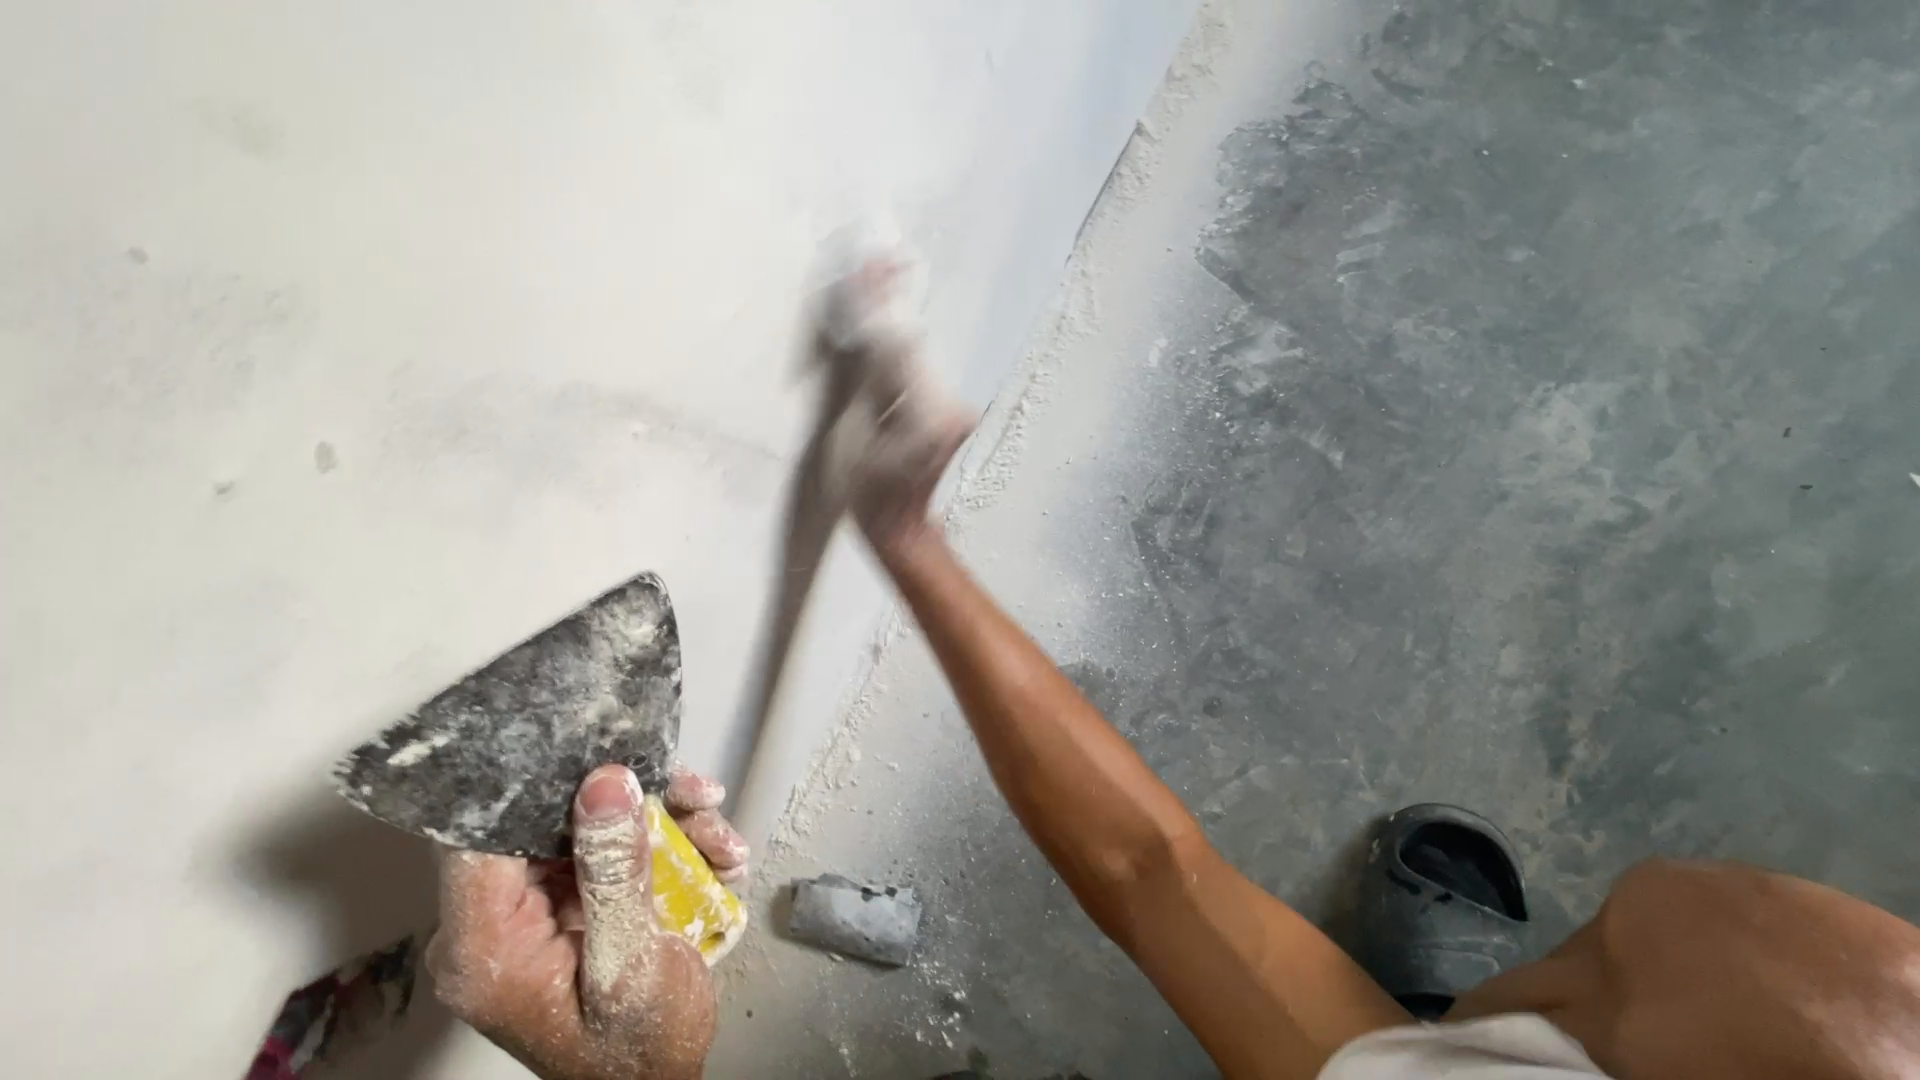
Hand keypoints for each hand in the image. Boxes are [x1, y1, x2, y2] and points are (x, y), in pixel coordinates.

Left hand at [427, 764, 748, 1079]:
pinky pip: (619, 849)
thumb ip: (614, 874)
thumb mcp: (630, 964)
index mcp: (484, 943)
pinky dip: (674, 844)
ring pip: (596, 826)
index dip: (533, 785)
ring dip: (669, 822)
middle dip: (632, 802)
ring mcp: (545, 906)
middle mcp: (503, 917)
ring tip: (722, 838)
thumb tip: (604, 781)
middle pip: (553, 820)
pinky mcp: (583, 900)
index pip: (482, 837)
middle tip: (697, 794)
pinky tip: (719, 857)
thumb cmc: (636, 1047)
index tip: (599, 749)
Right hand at [815, 251, 975, 558]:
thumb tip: (879, 334)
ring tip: (886, 270)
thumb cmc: (867, 492)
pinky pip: (920, 371)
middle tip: (884, 253)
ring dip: (896, 321)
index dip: (878, 307)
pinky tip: (894, 315)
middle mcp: (949, 407)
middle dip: (892, 302)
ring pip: (917, 356)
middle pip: (911, 345)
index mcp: (922, 416)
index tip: (873, 263)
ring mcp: (955, 409)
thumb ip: (868, 384)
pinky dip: (902, 349)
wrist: (898, 526)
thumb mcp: (854, 439)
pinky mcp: (952, 410)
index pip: (894, 349)